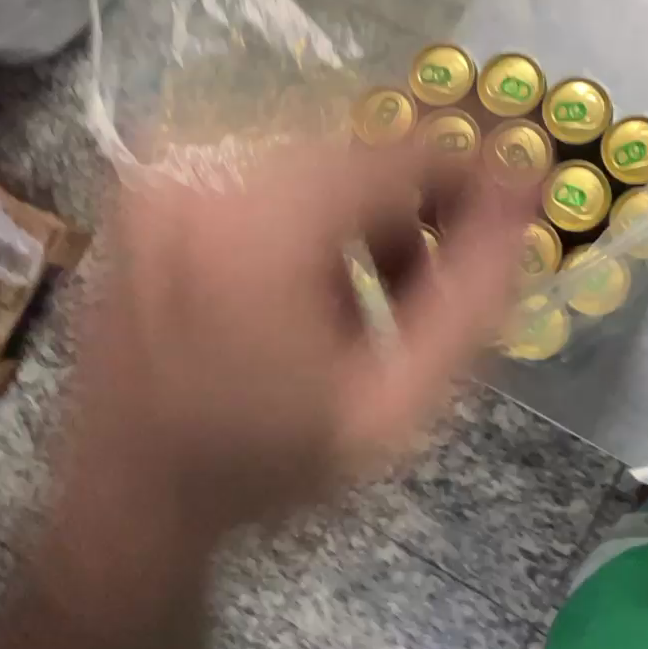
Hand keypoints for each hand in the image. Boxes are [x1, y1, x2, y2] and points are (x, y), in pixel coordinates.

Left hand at [76, 144, 536, 517]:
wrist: (127, 494)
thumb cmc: (267, 461)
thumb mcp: (394, 403)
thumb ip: (472, 297)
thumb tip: (521, 198)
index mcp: (262, 222)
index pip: (401, 154)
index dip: (468, 176)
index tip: (506, 208)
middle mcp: (203, 169)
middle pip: (355, 155)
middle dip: (408, 212)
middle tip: (424, 286)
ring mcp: (163, 173)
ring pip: (311, 162)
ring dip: (357, 217)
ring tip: (362, 298)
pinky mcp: (148, 189)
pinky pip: (260, 174)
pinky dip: (303, 216)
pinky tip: (305, 284)